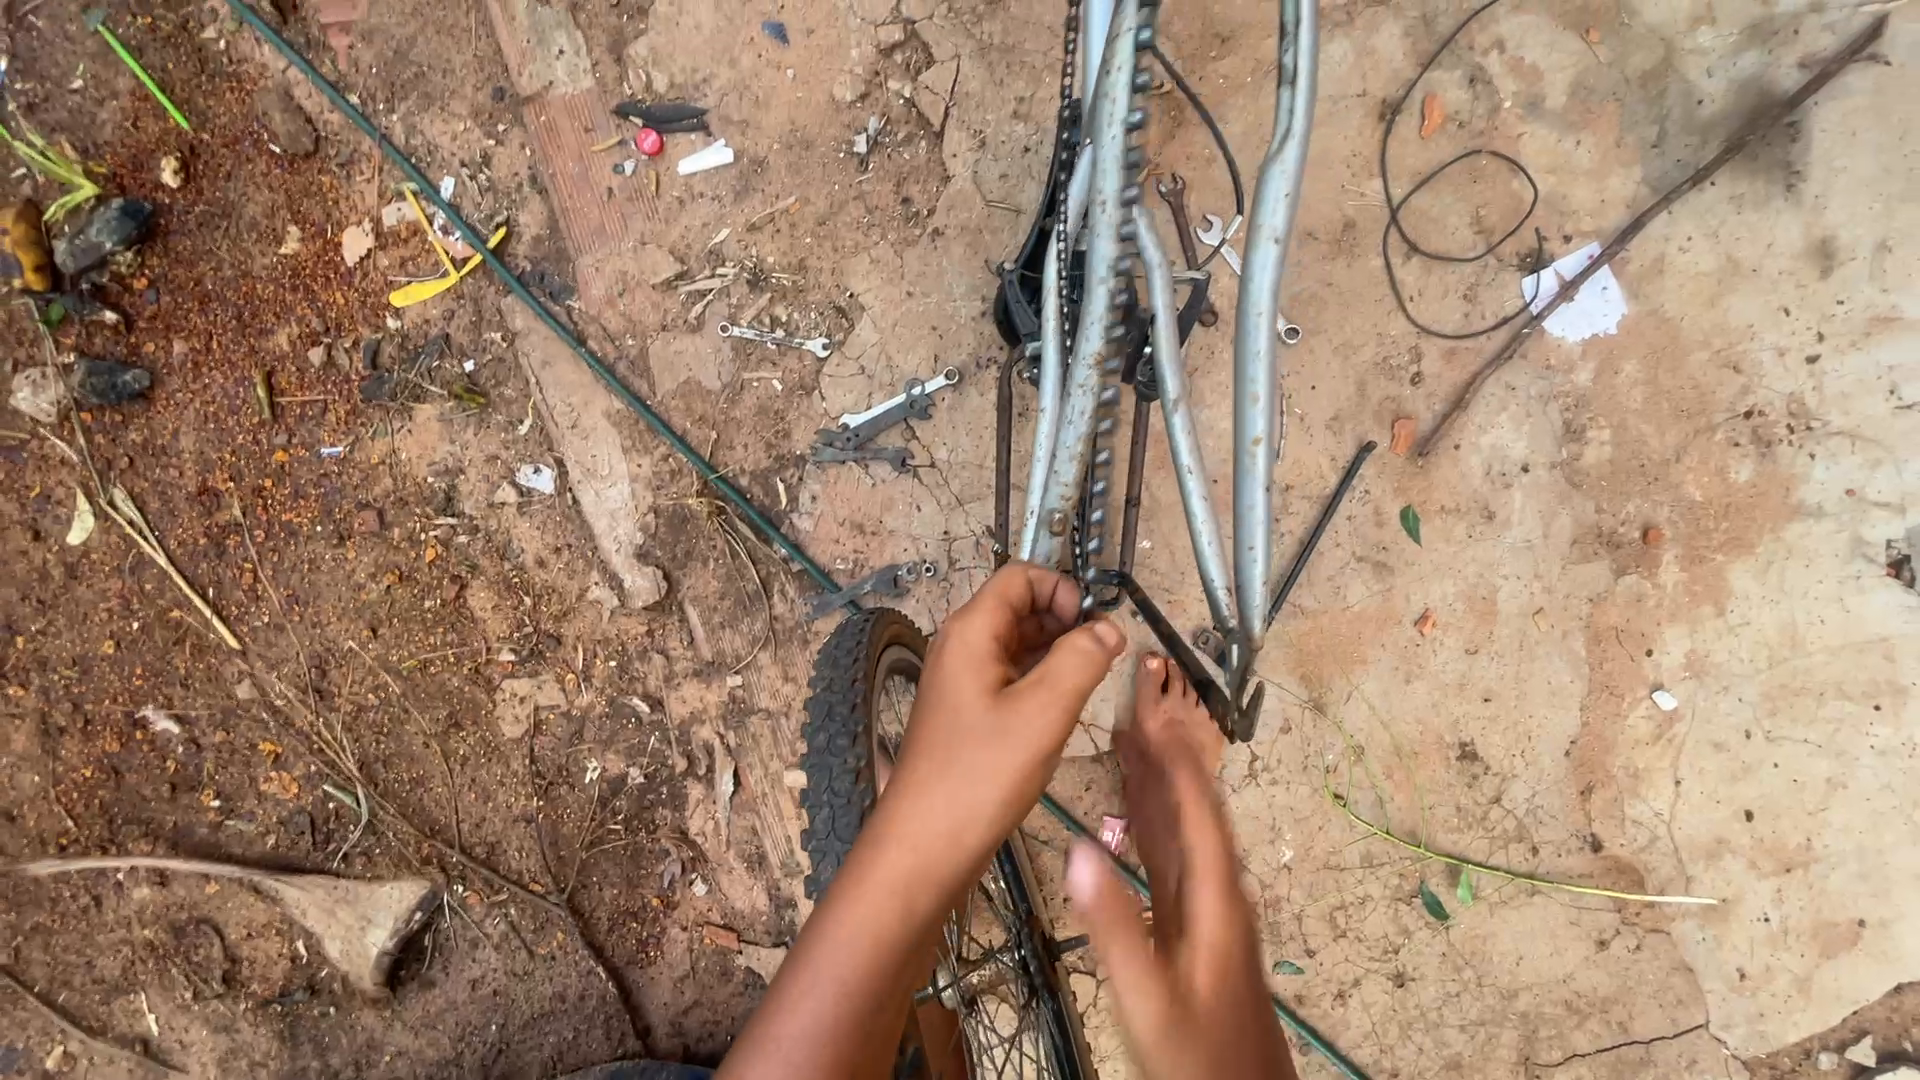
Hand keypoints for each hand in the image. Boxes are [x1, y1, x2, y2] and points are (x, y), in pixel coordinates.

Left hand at [872, 562, 1125, 886]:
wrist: (927, 843)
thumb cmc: (982, 773)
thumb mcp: (1043, 712)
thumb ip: (1081, 661)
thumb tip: (1109, 628)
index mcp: (972, 630)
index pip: (1020, 577)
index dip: (1061, 589)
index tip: (1093, 627)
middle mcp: (962, 645)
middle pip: (1019, 607)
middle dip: (1063, 622)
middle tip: (1098, 660)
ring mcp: (962, 679)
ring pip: (1016, 644)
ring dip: (1055, 653)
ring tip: (1086, 686)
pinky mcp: (967, 710)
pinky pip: (1008, 676)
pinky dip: (1039, 680)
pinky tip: (1061, 709)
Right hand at [1067, 655, 1297, 1079]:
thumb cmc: (1198, 1057)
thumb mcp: (1149, 997)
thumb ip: (1114, 924)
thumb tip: (1079, 845)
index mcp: (1215, 897)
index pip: (1197, 809)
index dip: (1176, 756)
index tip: (1153, 707)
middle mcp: (1215, 889)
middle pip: (1190, 805)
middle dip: (1167, 750)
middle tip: (1140, 698)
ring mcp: (1205, 906)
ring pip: (1179, 825)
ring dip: (1158, 776)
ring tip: (1131, 730)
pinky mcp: (1192, 921)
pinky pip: (1169, 853)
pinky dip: (1150, 818)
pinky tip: (1133, 803)